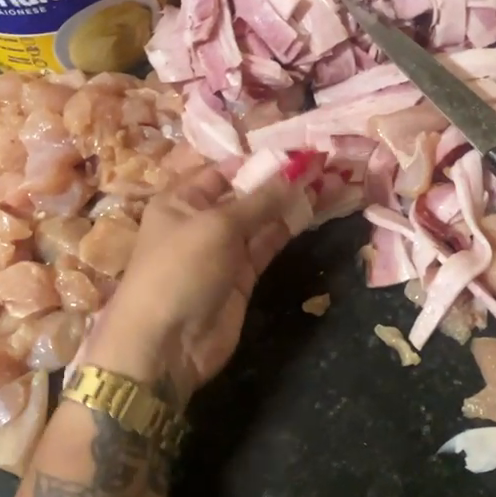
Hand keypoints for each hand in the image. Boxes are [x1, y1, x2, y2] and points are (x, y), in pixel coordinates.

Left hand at [81, 167, 306, 403]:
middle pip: (247, 193)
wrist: (165, 345)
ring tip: (330, 181)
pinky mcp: (242, 276)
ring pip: (263, 218)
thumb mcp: (217, 227)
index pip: (224, 170)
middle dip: (282, 180)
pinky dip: (289, 228)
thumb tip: (296, 169)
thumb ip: (260, 200)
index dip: (259, 160)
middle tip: (324, 163)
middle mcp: (201, 220)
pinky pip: (268, 244)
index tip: (297, 151)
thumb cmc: (180, 270)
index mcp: (181, 200)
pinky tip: (315, 210)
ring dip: (292, 202)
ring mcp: (223, 249)